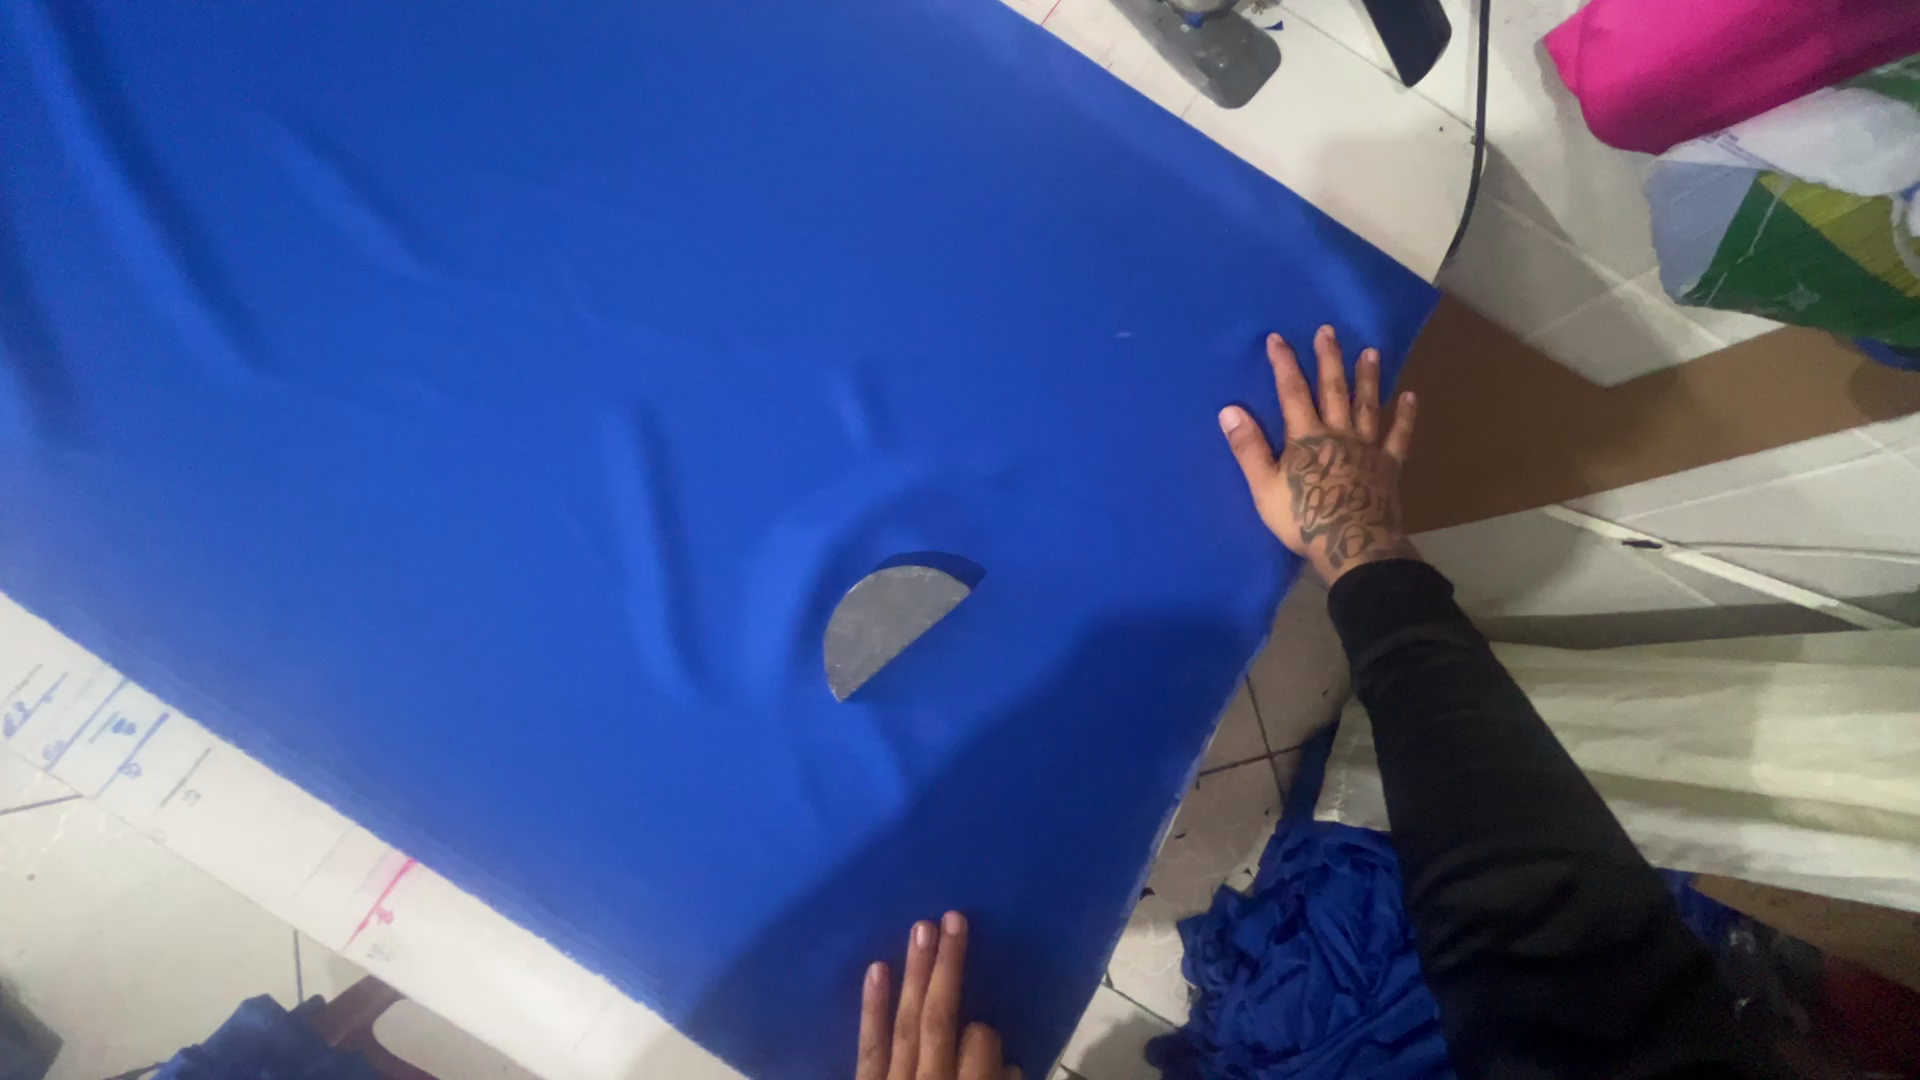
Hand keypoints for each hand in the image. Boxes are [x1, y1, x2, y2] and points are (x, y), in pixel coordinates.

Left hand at [857, 913, 1018, 1079]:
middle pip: (939, 1019)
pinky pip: (869, 1046)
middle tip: (954, 919)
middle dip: (947, 967)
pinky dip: (872, 1008)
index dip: (985, 1031)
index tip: (986, 1027)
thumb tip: (1010, 1065)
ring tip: (922, 927)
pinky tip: (877, 968)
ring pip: (906, 1022)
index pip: (979, 1044)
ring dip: (915, 973)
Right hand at [1218, 326, 1417, 583]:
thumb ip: (1248, 448)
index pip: (1292, 392)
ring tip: (1370, 351)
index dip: (1284, 364)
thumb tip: (1229, 410)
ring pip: (1367, 405)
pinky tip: (1410, 396)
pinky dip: (1405, 415)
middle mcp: (1338, 433)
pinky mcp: (1388, 465)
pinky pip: (1399, 435)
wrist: (1352, 544)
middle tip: (1328, 331)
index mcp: (1306, 437)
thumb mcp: (1263, 486)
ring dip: (1367, 377)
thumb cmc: (1303, 517)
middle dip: (1328, 359)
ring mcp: (1367, 447)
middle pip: (1332, 390)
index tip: (1278, 338)